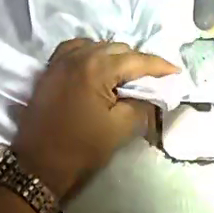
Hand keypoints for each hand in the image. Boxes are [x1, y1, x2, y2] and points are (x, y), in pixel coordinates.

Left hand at [11, 39, 178, 201]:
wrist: (37, 166)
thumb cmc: (81, 148)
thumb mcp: (120, 128)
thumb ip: (142, 104)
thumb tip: (153, 94)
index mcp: (96, 68)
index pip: (137, 60)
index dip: (160, 66)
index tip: (176, 72)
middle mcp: (78, 56)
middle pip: (118, 49)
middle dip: (138, 62)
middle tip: (153, 79)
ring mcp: (60, 61)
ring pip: (98, 46)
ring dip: (116, 57)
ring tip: (127, 74)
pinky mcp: (50, 70)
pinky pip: (76, 49)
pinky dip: (92, 54)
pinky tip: (98, 67)